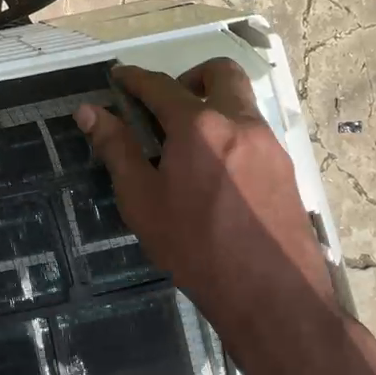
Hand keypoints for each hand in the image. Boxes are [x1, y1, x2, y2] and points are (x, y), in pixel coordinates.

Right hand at [75, 60, 375, 374]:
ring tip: (189, 144)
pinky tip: (216, 172)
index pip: (159, 85)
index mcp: (199, 125)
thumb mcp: (142, 200)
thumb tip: (89, 111)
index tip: (119, 76)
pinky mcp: (287, 170)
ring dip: (213, 105)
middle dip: (190, 77)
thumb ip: (116, 148)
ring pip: (241, 101)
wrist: (275, 301)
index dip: (134, 78)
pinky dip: (231, 133)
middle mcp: (239, 123)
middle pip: (220, 73)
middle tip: (167, 105)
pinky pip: (255, 132)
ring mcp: (269, 145)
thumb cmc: (197, 247)